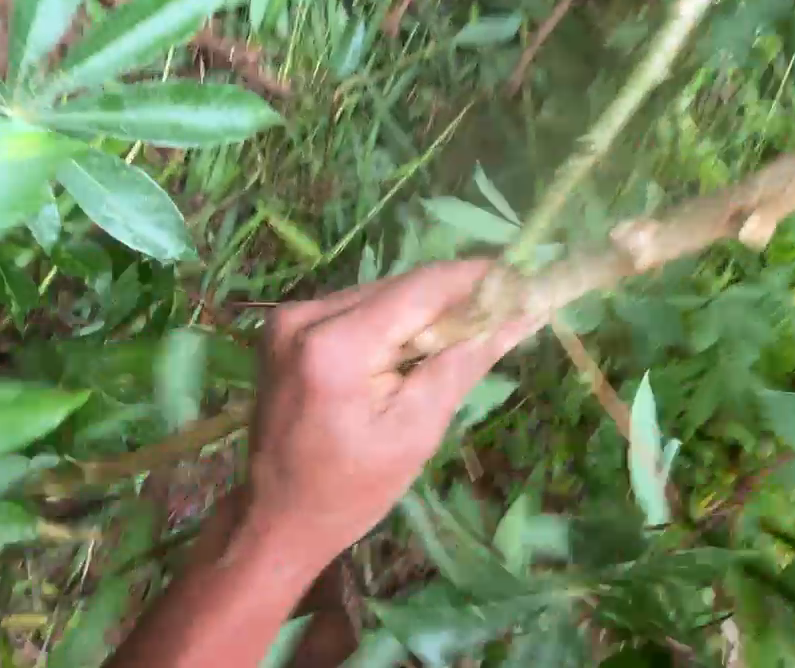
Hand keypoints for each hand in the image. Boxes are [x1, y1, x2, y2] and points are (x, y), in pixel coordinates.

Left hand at [238, 261, 528, 566]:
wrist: (275, 518)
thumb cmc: (351, 490)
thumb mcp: (416, 431)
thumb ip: (464, 362)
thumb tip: (520, 315)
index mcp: (334, 344)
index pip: (418, 289)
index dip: (472, 278)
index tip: (519, 275)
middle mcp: (305, 315)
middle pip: (397, 289)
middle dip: (453, 295)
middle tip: (505, 303)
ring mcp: (290, 317)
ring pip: (378, 295)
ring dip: (423, 308)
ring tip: (470, 324)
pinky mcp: (287, 325)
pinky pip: (355, 308)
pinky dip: (391, 320)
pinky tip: (418, 341)